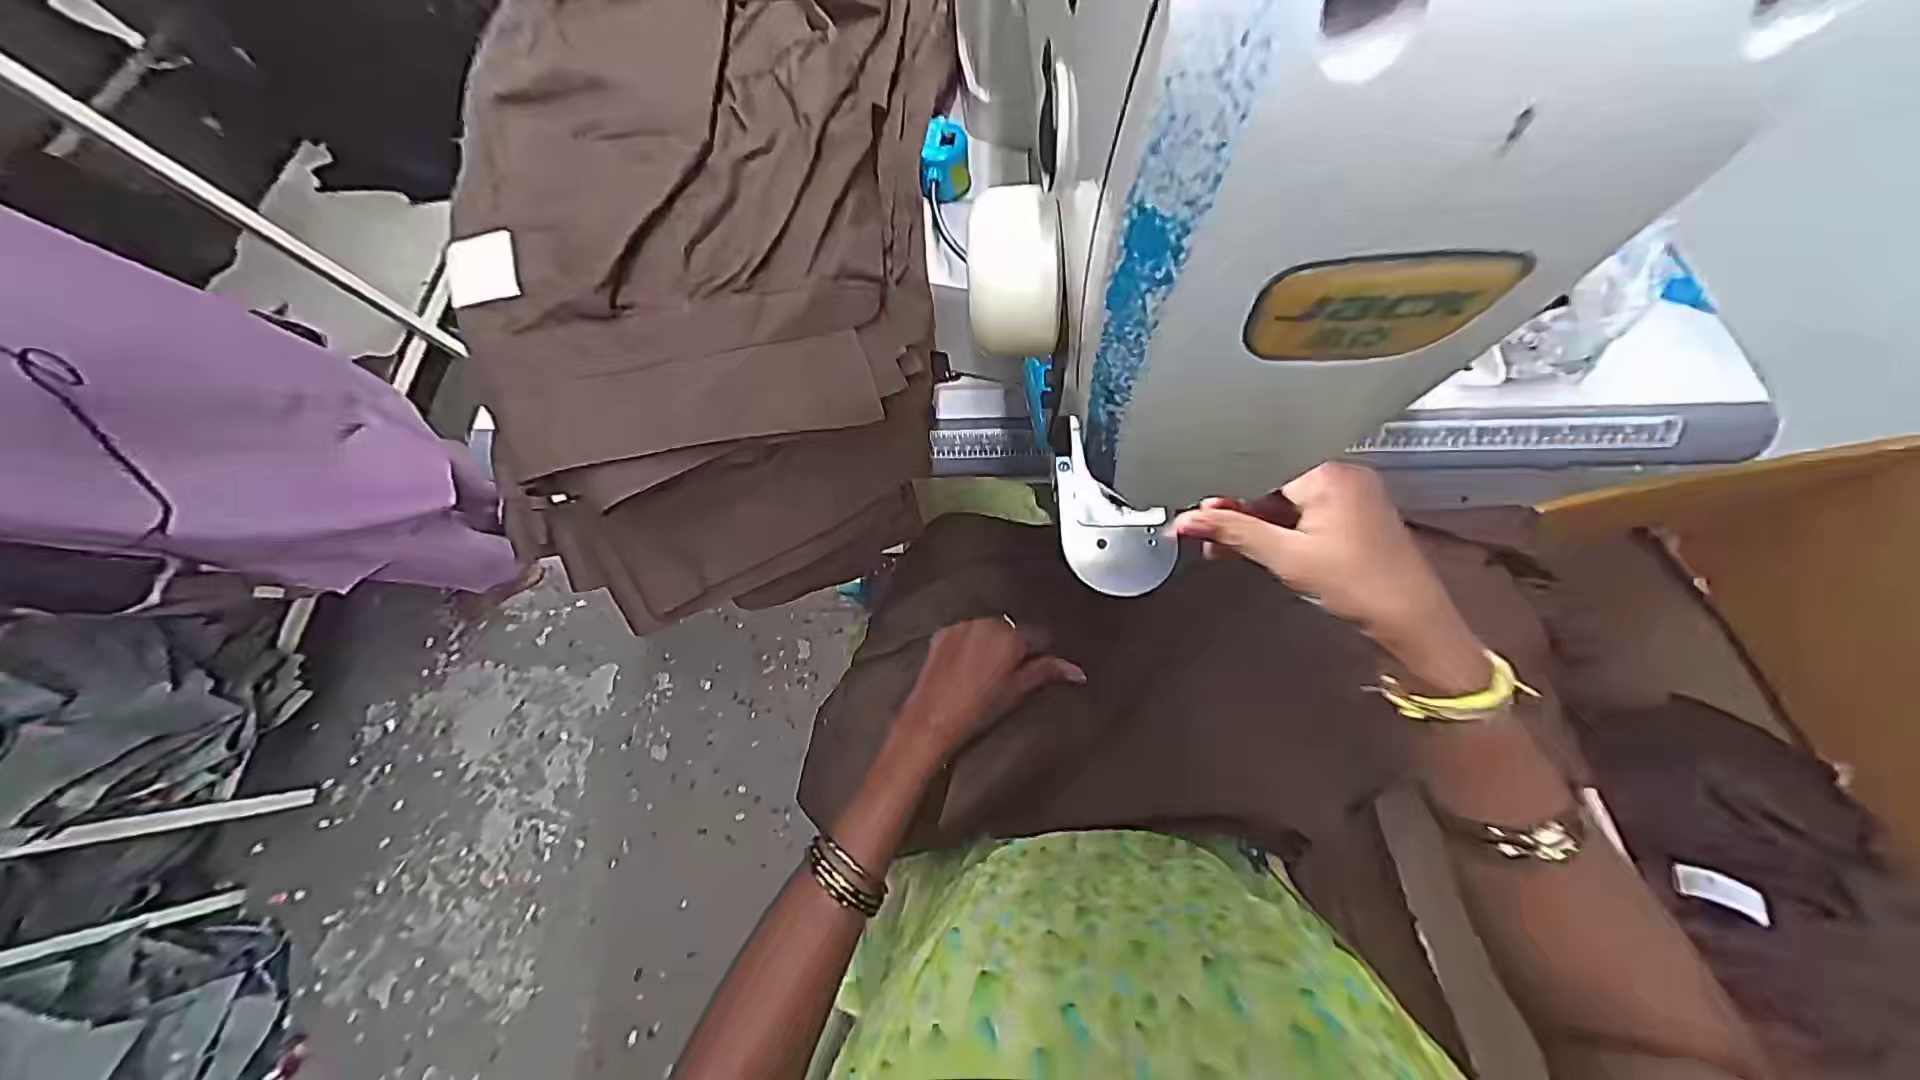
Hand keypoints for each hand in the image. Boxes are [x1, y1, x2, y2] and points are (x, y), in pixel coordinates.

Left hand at [893, 618, 1085, 760]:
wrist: (932, 719)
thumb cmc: (973, 711)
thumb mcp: (1018, 691)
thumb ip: (1047, 672)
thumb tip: (1073, 670)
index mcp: (1010, 637)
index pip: (1039, 634)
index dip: (1041, 651)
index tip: (1039, 662)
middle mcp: (986, 625)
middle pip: (1012, 629)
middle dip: (1014, 646)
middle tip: (1010, 672)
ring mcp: (963, 626)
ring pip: (988, 628)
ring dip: (992, 643)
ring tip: (985, 673)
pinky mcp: (944, 632)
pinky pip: (965, 632)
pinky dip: (969, 644)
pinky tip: (966, 668)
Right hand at [1170, 463, 1489, 693]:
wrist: (1412, 622)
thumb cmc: (1365, 587)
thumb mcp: (1285, 557)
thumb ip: (1233, 532)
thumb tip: (1190, 520)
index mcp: (1329, 474)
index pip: (1260, 467)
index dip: (1225, 489)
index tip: (1199, 509)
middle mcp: (1341, 477)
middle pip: (1269, 483)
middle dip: (1234, 508)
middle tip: (1204, 528)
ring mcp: (1346, 498)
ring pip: (1281, 500)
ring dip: (1251, 522)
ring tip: (1222, 544)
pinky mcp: (1347, 519)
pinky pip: (1299, 515)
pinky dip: (1273, 530)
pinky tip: (1249, 547)